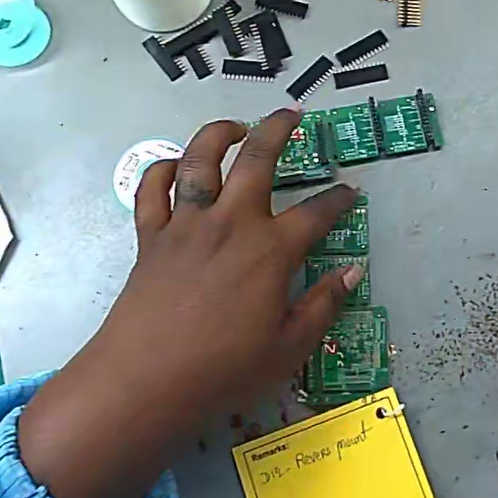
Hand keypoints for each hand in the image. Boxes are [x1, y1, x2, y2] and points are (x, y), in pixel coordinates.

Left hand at [18, 110, 362, 497]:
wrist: (145, 382)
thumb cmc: (224, 371)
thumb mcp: (289, 348)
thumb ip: (323, 305)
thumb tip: (352, 271)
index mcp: (270, 252)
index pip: (316, 214)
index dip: (338, 200)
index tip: (350, 192)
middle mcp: (230, 224)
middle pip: (257, 160)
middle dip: (278, 130)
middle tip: (292, 115)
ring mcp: (186, 226)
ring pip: (201, 161)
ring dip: (219, 134)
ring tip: (235, 127)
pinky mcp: (151, 237)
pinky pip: (152, 190)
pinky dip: (163, 170)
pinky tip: (175, 165)